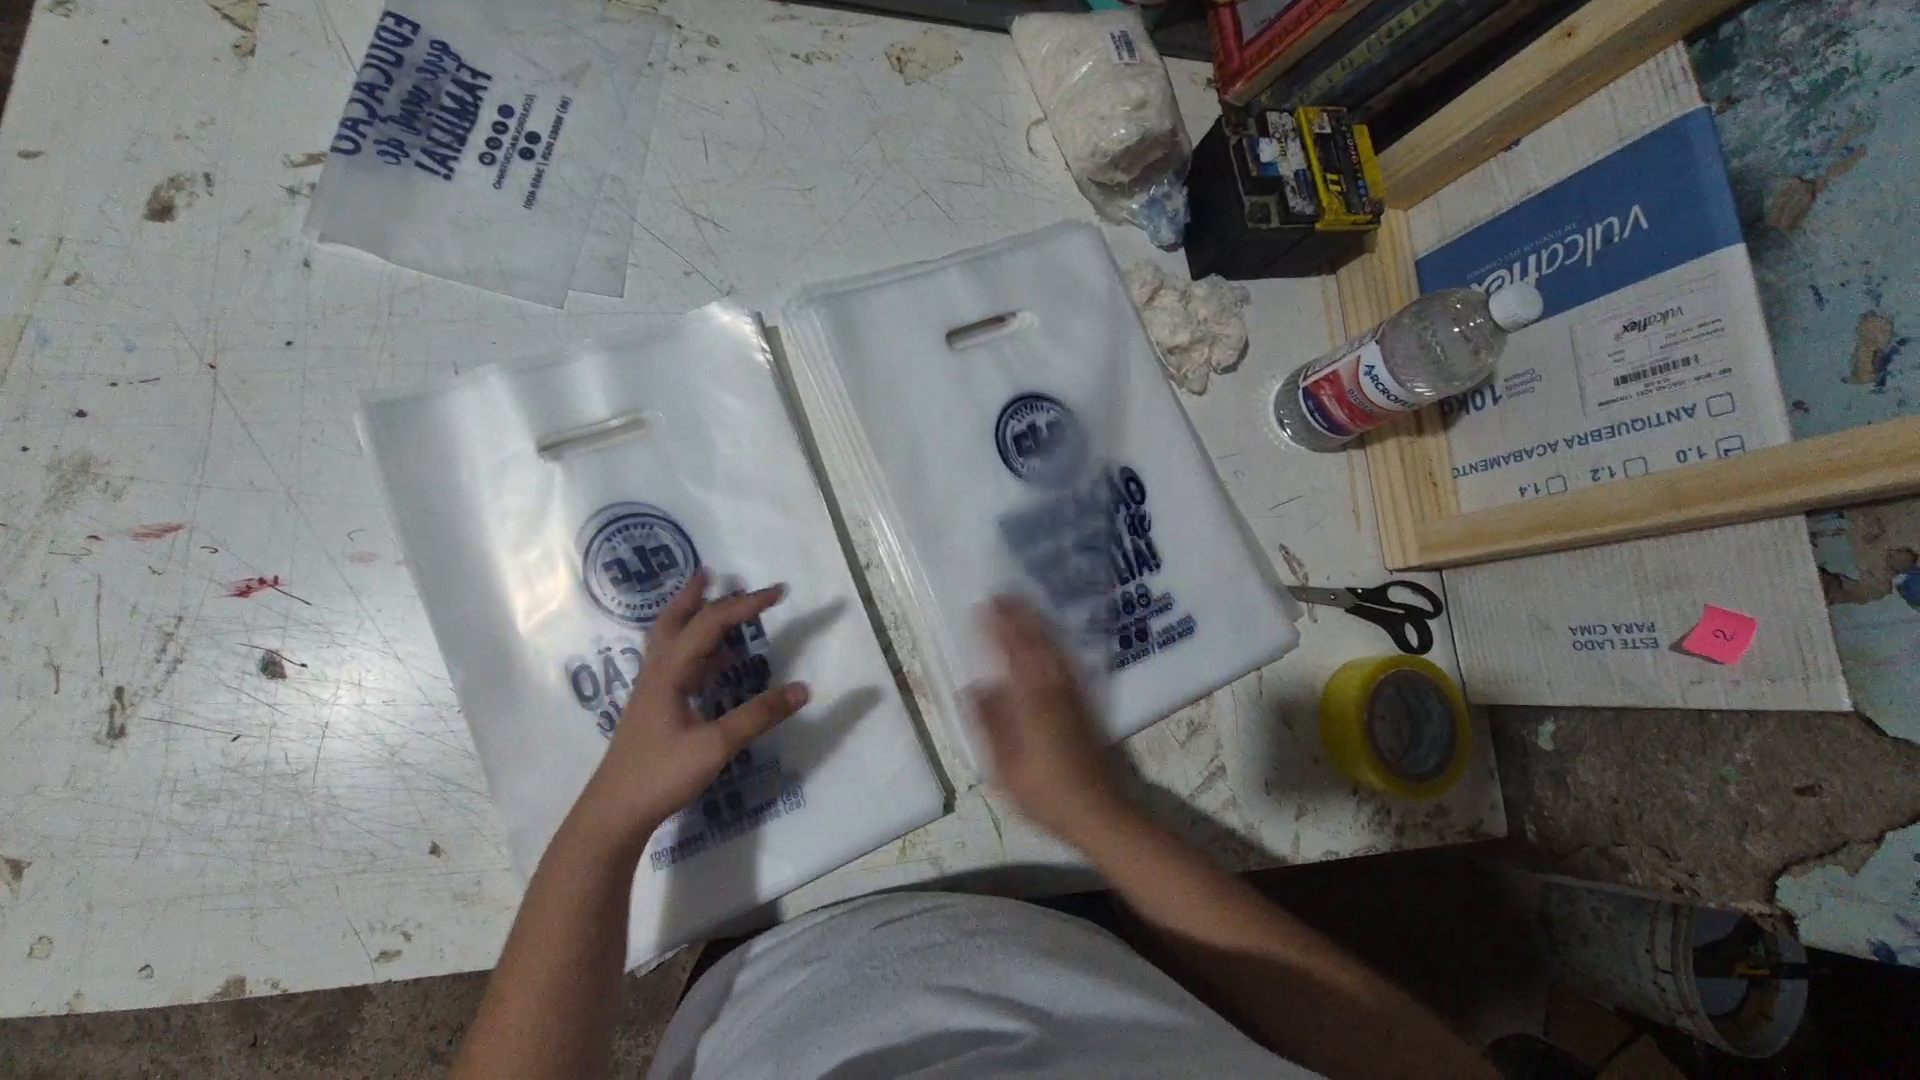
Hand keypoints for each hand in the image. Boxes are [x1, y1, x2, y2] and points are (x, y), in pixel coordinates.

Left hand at [578, 569, 807, 845]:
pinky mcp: (655, 711)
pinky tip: (715, 663)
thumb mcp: (715, 746)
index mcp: (669, 672)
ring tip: (711, 604)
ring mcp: (653, 692)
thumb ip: (758, 716)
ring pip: (670, 641)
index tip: (778, 593)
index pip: (710, 624)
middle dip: (695, 595)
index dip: (744, 605)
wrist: (613, 813)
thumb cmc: (660, 774)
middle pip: (673, 621)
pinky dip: (697, 650)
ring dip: (691, 618)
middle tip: (712, 574)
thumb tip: (803, 689)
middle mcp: (658, 673)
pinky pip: (677, 665)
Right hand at [970, 595, 1131, 844]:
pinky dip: (1058, 643)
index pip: (1012, 655)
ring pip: (1056, 650)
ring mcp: (1074, 697)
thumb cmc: (1045, 794)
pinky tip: (1054, 639)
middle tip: (1003, 594)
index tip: (984, 607)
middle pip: (1037, 645)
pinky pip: (1070, 663)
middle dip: (1020, 617)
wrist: (1098, 811)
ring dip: (1039, 624)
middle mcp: (1054, 692)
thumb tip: (973, 687)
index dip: (999, 629)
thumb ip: (990, 724)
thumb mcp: (1005, 767)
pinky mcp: (1086, 706)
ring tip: (1025, 605)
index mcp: (1031, 704)